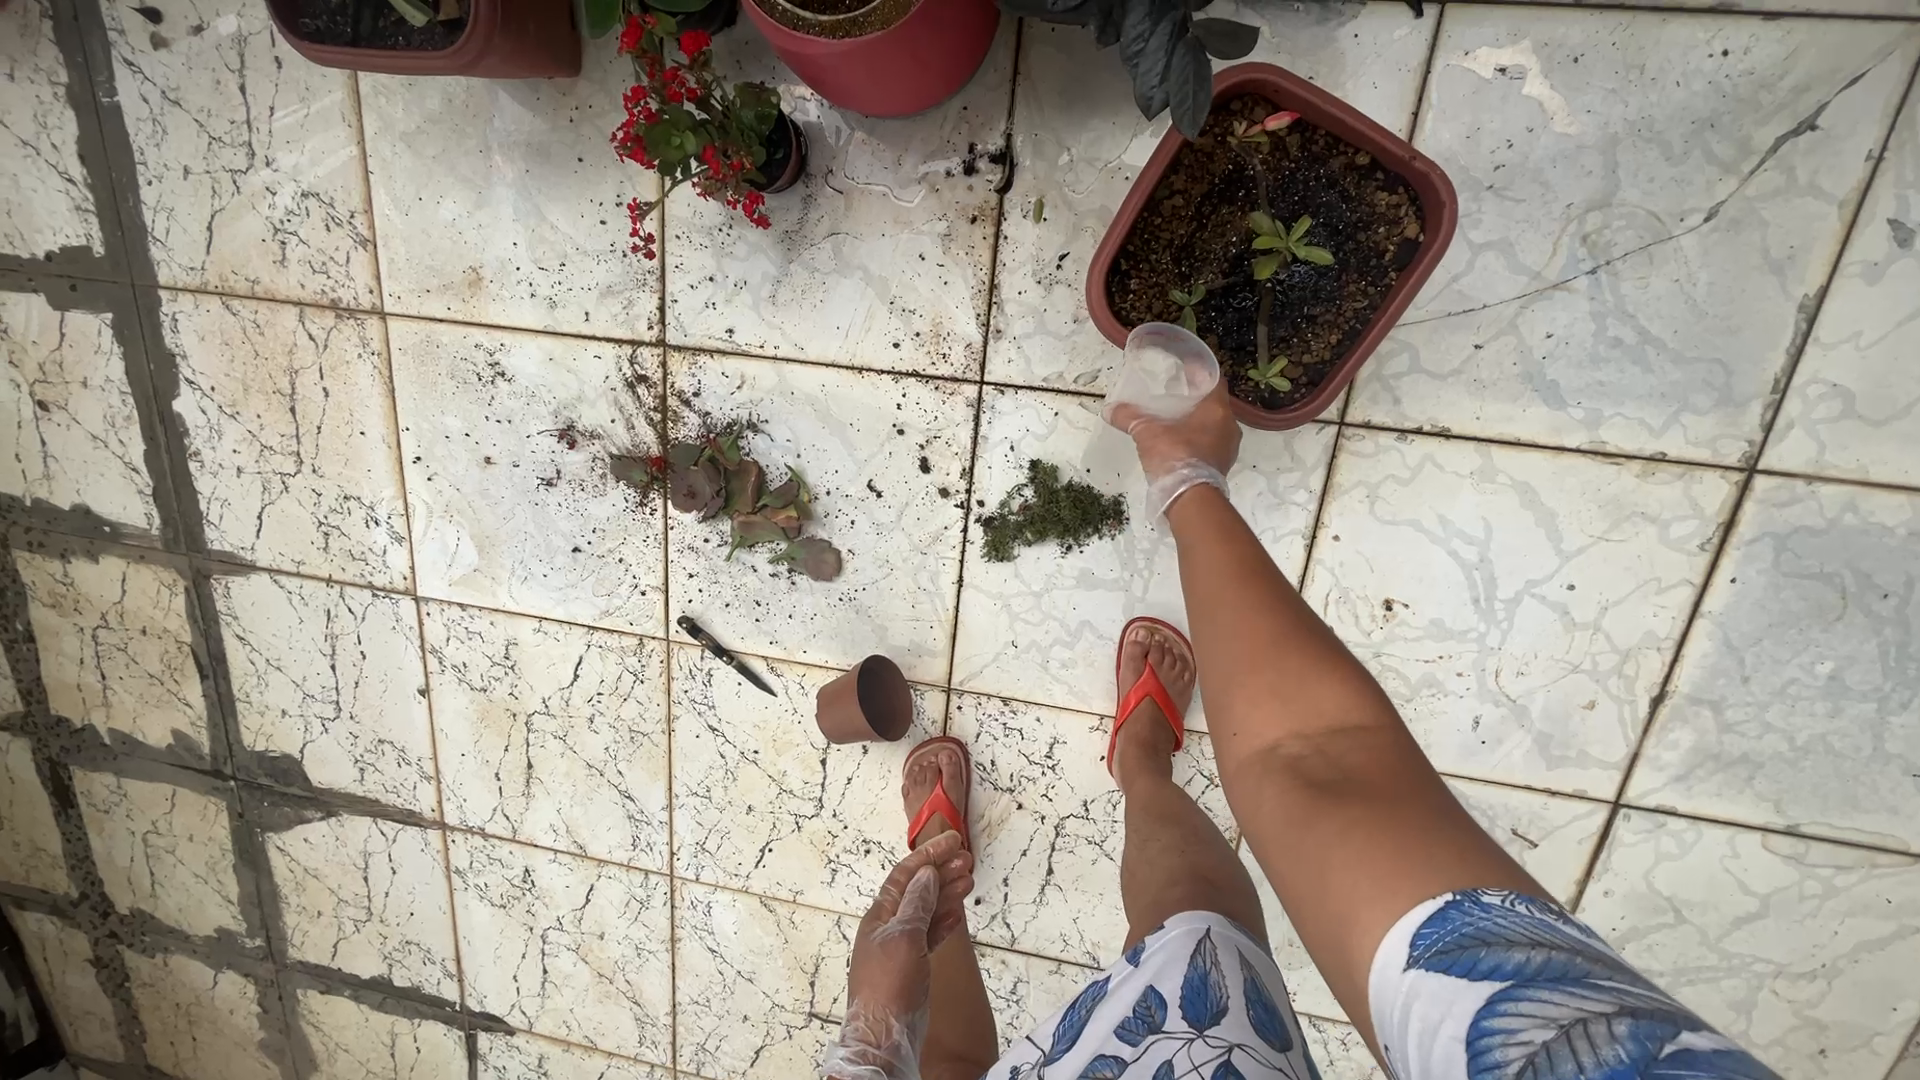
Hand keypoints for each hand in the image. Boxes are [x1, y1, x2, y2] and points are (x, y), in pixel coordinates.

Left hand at [821, 832, 973, 1079]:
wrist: (883, 1038)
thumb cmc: (889, 984)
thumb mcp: (904, 937)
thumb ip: (917, 904)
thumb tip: (926, 874)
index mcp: (880, 914)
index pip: (906, 874)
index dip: (929, 854)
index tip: (952, 839)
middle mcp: (890, 926)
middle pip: (918, 889)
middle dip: (942, 871)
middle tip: (968, 859)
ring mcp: (901, 946)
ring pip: (927, 910)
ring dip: (947, 892)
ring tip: (970, 879)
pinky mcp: (913, 965)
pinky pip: (931, 932)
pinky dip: (945, 920)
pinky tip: (959, 911)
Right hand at [1107, 381, 1240, 516]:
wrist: (1190, 499)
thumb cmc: (1174, 456)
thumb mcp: (1147, 433)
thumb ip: (1129, 418)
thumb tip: (1109, 409)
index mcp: (1217, 409)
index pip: (1214, 380)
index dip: (1200, 373)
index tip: (1184, 372)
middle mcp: (1230, 425)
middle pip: (1214, 404)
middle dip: (1195, 400)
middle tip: (1175, 397)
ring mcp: (1229, 448)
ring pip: (1214, 426)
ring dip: (1197, 422)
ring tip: (1175, 421)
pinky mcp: (1223, 465)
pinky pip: (1212, 445)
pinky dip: (1199, 440)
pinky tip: (1180, 444)